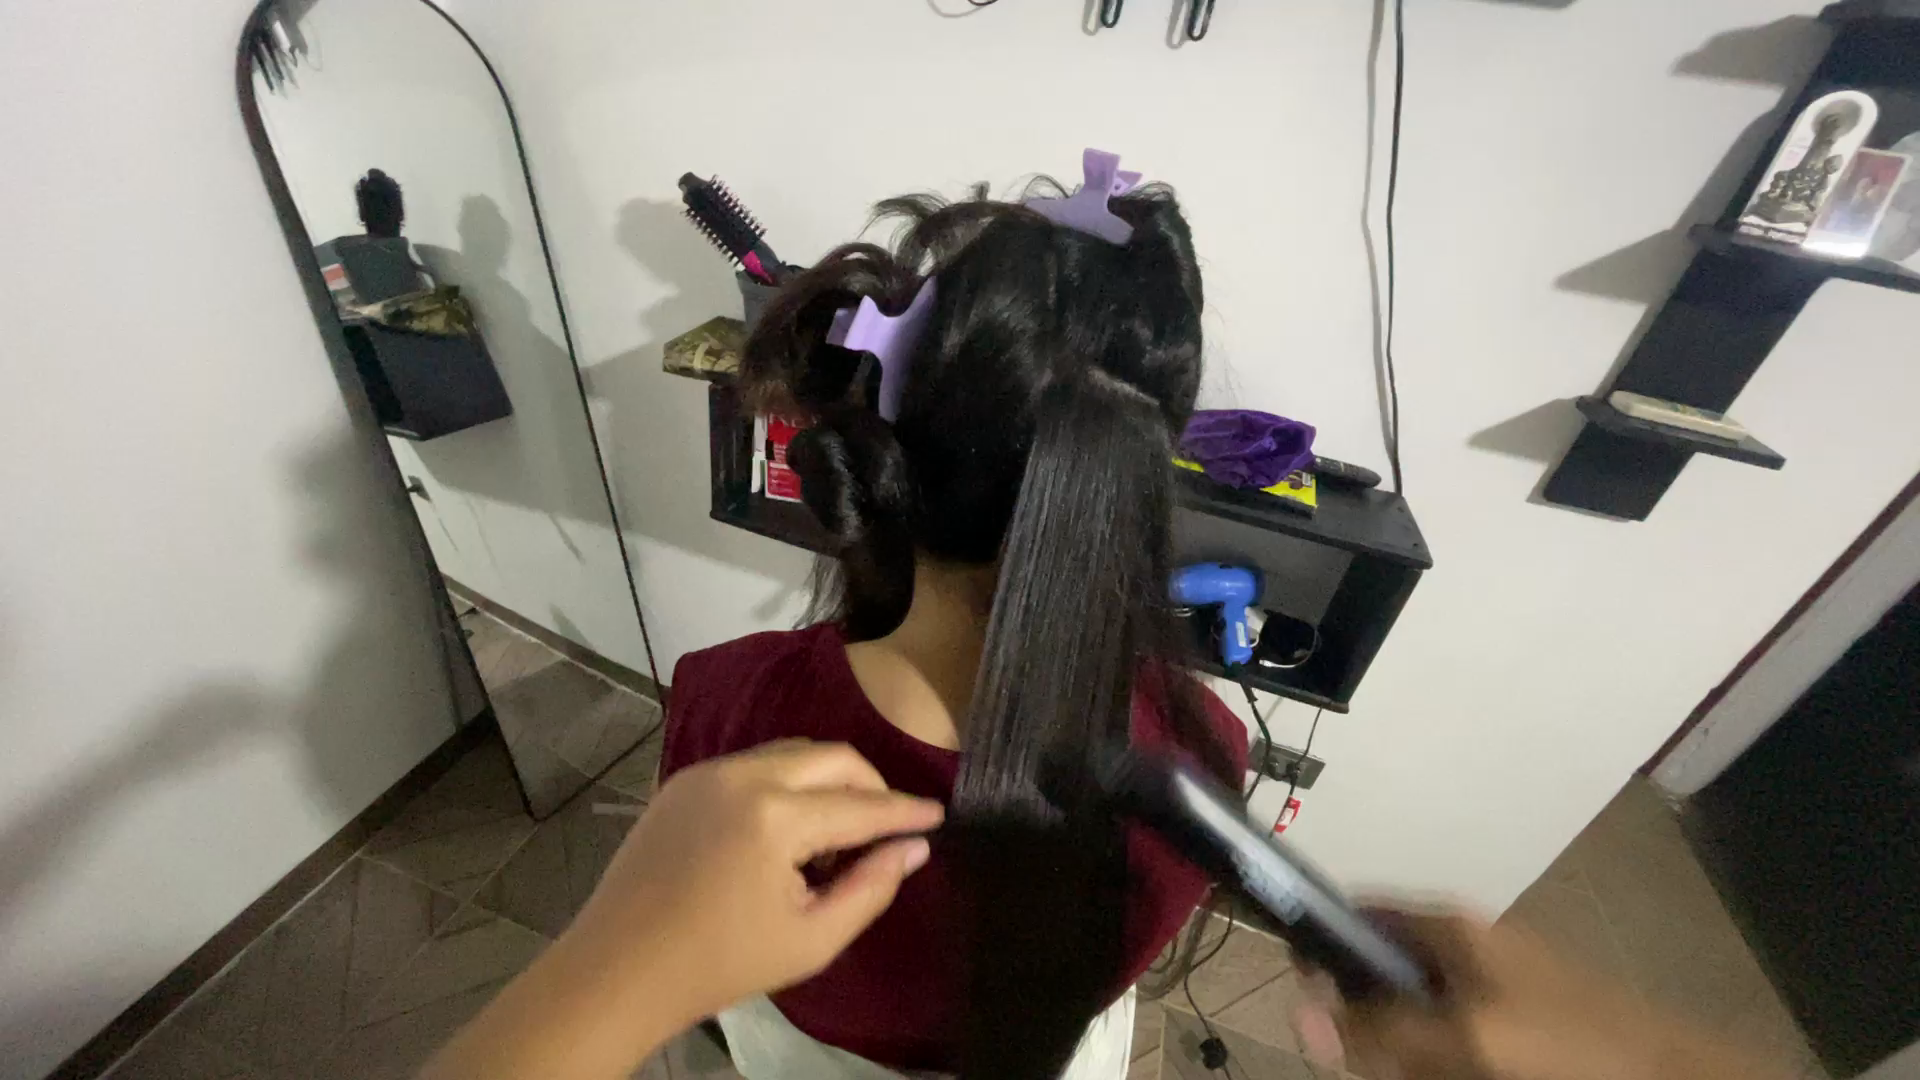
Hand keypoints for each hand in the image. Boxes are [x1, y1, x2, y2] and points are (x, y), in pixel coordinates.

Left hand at [562, 739, 944, 1029]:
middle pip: (834, 757)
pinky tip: (782, 828)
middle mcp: (746, 774)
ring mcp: (712, 769)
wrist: (616, 969)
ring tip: (830, 833)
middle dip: (870, 784)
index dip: (905, 811)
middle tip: (885, 823)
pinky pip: (758, 762)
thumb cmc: (720, 964)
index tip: (939, 813)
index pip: (862, 805)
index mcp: (776, 817)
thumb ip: (871, 888)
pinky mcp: (688, 775)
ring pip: (796, 752)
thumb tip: (914, 847)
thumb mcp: (810, 940)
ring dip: (828, 779)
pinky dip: (788, 782)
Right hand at [1293, 909, 1795, 1079]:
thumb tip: (1299, 1016)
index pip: (1353, 913)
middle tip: (1381, 1063)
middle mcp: (1460, 944)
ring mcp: (1491, 986)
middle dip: (1369, 1020)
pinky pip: (1454, 1040)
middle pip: (1379, 971)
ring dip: (1406, 1052)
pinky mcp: (1517, 1026)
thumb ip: (1380, 1028)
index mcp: (1443, 924)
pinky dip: (1442, 1063)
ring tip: (1423, 1074)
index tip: (1309, 998)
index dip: (1322, 945)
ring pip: (1415, 1014)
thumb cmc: (1568, 1047)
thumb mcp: (1465, 1037)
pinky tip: (1452, 1077)